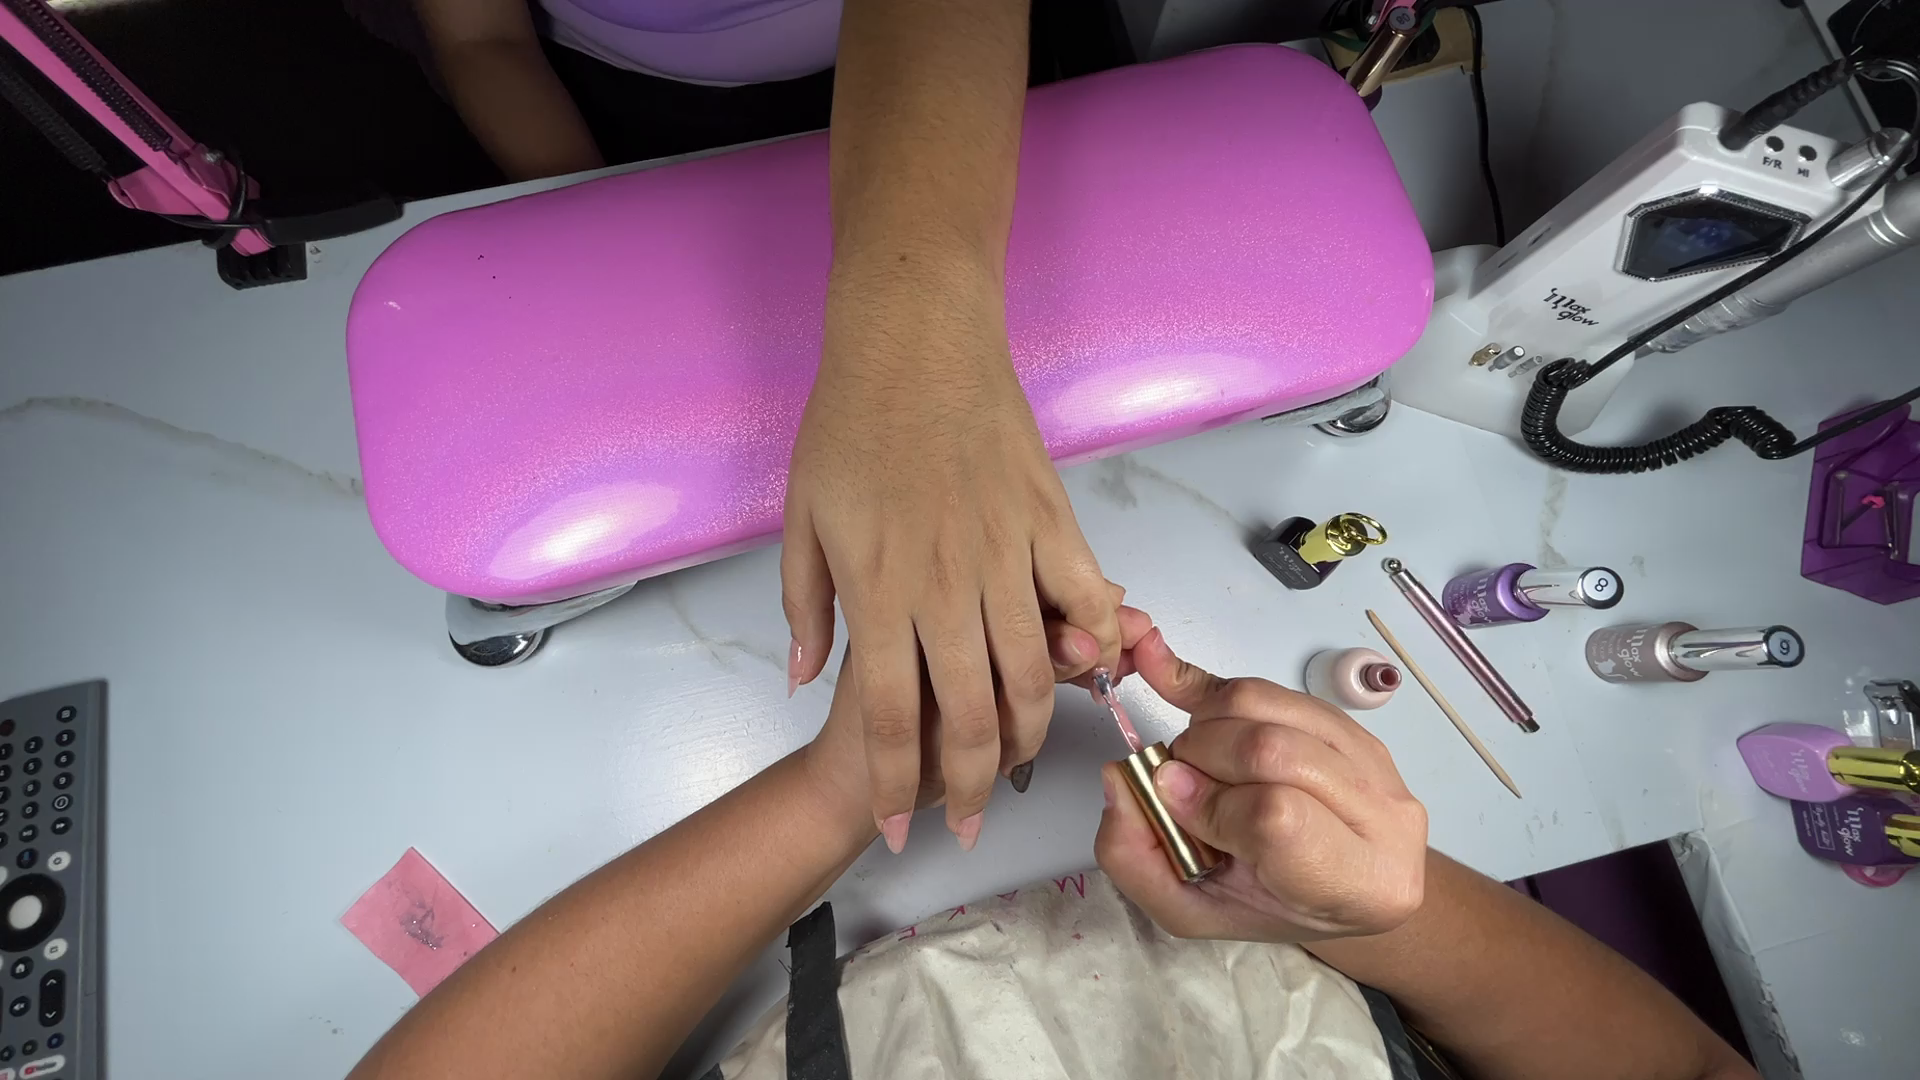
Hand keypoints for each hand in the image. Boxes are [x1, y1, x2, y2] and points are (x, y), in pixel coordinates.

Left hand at [782, 263, 1120, 853]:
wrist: (914, 341)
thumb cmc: (847, 426)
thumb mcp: (801, 517)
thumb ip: (803, 606)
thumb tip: (803, 678)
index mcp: (880, 590)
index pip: (888, 715)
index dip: (892, 784)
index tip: (895, 827)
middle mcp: (948, 588)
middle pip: (968, 714)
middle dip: (966, 783)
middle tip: (963, 819)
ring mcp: (1008, 555)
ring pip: (1031, 672)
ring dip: (1026, 733)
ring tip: (1013, 764)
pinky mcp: (1050, 521)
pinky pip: (1084, 597)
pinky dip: (1092, 642)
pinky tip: (1085, 670)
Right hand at [1095, 629, 1426, 941]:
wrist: (1329, 881)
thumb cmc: (1264, 902)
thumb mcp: (1189, 910)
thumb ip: (1136, 859)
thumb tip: (1120, 778)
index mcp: (1361, 885)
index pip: (1277, 817)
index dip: (1210, 804)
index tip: (1174, 804)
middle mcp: (1385, 818)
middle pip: (1269, 749)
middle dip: (1200, 755)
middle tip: (1180, 780)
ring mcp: (1372, 759)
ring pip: (1263, 704)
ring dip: (1205, 723)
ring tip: (1199, 757)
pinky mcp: (1345, 720)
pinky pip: (1263, 685)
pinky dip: (1206, 690)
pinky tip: (1171, 683)